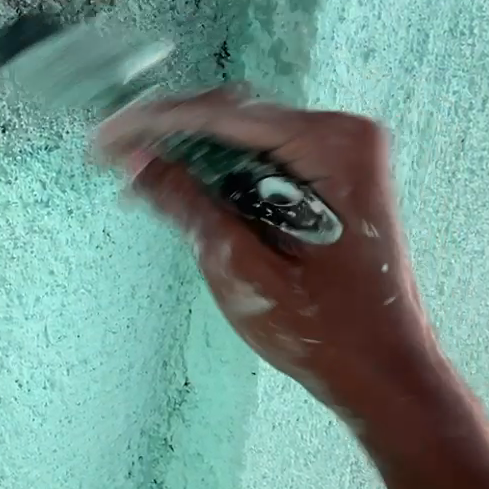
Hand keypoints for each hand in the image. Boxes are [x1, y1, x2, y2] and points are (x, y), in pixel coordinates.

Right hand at [93, 89, 447, 418]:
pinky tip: (171, 184)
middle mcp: (341, 136)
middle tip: (107, 152)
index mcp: (334, 147)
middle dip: (164, 134)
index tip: (105, 136)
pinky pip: (254, 157)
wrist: (383, 371)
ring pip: (237, 135)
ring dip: (182, 152)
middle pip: (230, 117)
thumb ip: (186, 204)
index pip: (223, 117)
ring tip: (130, 170)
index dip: (154, 124)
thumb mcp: (239, 265)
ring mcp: (336, 155)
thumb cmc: (325, 329)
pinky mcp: (325, 176)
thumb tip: (134, 160)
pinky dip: (210, 171)